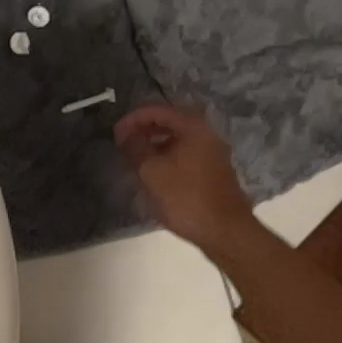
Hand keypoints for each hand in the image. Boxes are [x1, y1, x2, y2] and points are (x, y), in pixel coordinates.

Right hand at [115, 104, 257, 253]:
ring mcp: (212, 152)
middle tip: (123, 144)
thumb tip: (126, 136)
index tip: (115, 134)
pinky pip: (185, 153)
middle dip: (143, 130)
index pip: (157, 111)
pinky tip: (155, 172)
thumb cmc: (187, 197)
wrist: (226, 232)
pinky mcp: (214, 170)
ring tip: (135, 159)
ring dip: (154, 144)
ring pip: (177, 139)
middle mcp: (206, 132)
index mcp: (193, 126)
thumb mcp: (153, 172)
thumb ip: (136, 148)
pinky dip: (167, 156)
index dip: (132, 119)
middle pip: (168, 122)